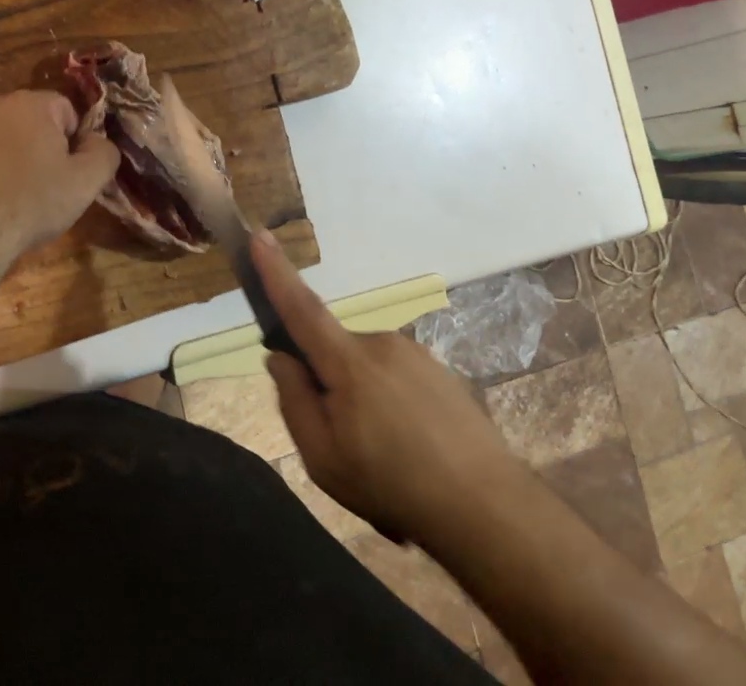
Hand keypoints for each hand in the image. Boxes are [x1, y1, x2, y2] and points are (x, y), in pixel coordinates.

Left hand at [0, 91, 120, 254]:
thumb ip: (104, 154)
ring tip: (13, 197)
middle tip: (46, 187)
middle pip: (30, 122)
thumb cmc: (30, 203)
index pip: (65, 110)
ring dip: (10, 159)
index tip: (70, 173)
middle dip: (40, 147)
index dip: (74, 142)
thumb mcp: (85, 182)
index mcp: (29, 104)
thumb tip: (98, 142)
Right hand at [255, 231, 521, 541]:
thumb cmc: (392, 485)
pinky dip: (390, 409)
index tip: (259, 236)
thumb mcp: (321, 457)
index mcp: (350, 363)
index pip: (302, 309)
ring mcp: (417, 356)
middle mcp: (384, 344)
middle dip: (326, 385)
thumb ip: (293, 400)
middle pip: (333, 352)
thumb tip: (281, 358)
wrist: (486, 508)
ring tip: (383, 459)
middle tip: (341, 444)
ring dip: (362, 402)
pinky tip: (408, 452)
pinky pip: (396, 380)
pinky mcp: (441, 373)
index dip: (277, 273)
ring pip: (364, 369)